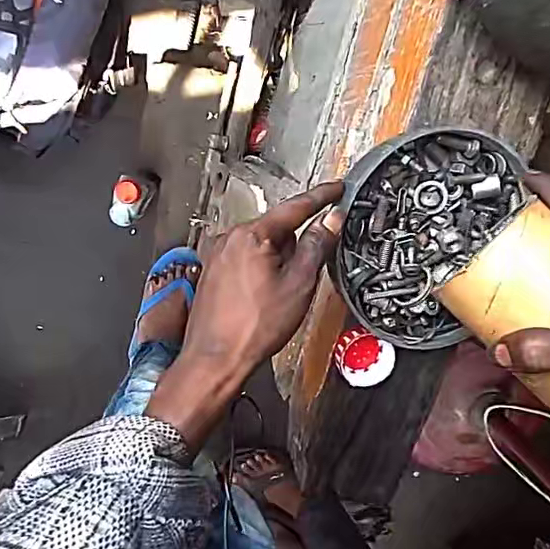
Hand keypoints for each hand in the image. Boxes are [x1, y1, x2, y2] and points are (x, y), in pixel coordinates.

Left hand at [179, 181, 344, 382]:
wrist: (216, 359)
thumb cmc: (252, 328)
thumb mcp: (299, 284)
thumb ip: (317, 246)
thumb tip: (331, 221)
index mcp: (252, 235)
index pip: (296, 207)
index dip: (322, 197)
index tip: (336, 189)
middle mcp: (230, 238)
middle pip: (278, 230)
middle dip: (294, 249)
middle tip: (299, 281)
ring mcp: (218, 254)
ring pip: (262, 247)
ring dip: (276, 264)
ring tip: (275, 299)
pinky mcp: (213, 271)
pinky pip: (246, 261)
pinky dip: (259, 274)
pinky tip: (260, 301)